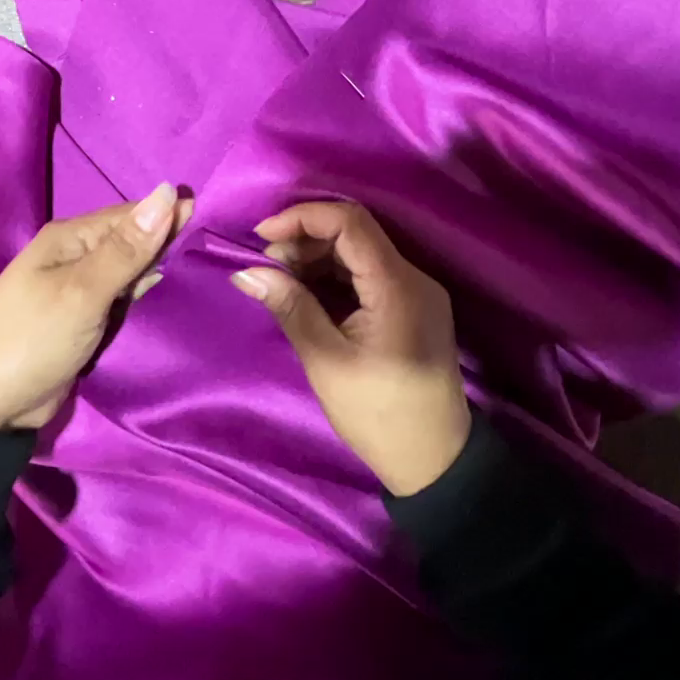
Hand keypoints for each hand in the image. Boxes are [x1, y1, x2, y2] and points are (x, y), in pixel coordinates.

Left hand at [0, 182, 191, 430]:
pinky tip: (166, 286)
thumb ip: (128, 249)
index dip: (169, 213)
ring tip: (204, 258)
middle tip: (218, 240)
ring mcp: (76, 289)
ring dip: (157, 264)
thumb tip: (167, 192)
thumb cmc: (33, 340)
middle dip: (166, 238)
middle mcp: (72, 256)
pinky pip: (119, 297)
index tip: (214, 214)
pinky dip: (141, 292)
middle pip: (129, 240)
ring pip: (127, 269)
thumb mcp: (84, 292)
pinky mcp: (81, 319)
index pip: (129, 215)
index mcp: (68, 239)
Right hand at [230, 202, 470, 495]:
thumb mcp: (326, 361)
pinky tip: (304, 293)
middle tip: (266, 266)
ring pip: (359, 252)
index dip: (302, 218)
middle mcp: (413, 278)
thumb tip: (245, 272)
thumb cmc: (378, 413)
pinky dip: (332, 276)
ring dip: (315, 257)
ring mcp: (415, 292)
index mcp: (398, 286)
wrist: (434, 461)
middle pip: (354, 233)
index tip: (262, 236)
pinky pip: (366, 274)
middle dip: (304, 239)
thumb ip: (290, 307)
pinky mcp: (410, 308)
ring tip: (279, 281)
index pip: (350, 223)